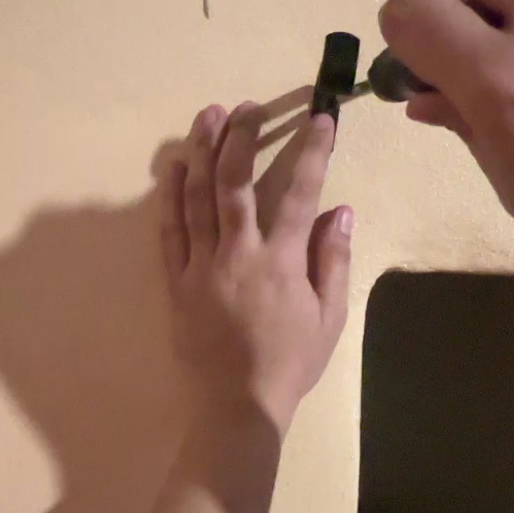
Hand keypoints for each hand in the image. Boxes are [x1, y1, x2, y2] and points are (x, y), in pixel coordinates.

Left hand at [160, 102, 352, 432]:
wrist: (237, 404)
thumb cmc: (290, 363)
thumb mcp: (330, 318)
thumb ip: (334, 260)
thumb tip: (342, 210)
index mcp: (283, 261)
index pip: (302, 192)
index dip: (313, 151)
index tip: (322, 118)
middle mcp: (239, 252)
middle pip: (238, 181)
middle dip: (244, 137)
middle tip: (248, 107)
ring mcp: (202, 264)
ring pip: (199, 196)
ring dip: (204, 151)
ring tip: (209, 115)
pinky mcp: (175, 280)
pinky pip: (171, 229)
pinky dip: (172, 195)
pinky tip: (176, 167)